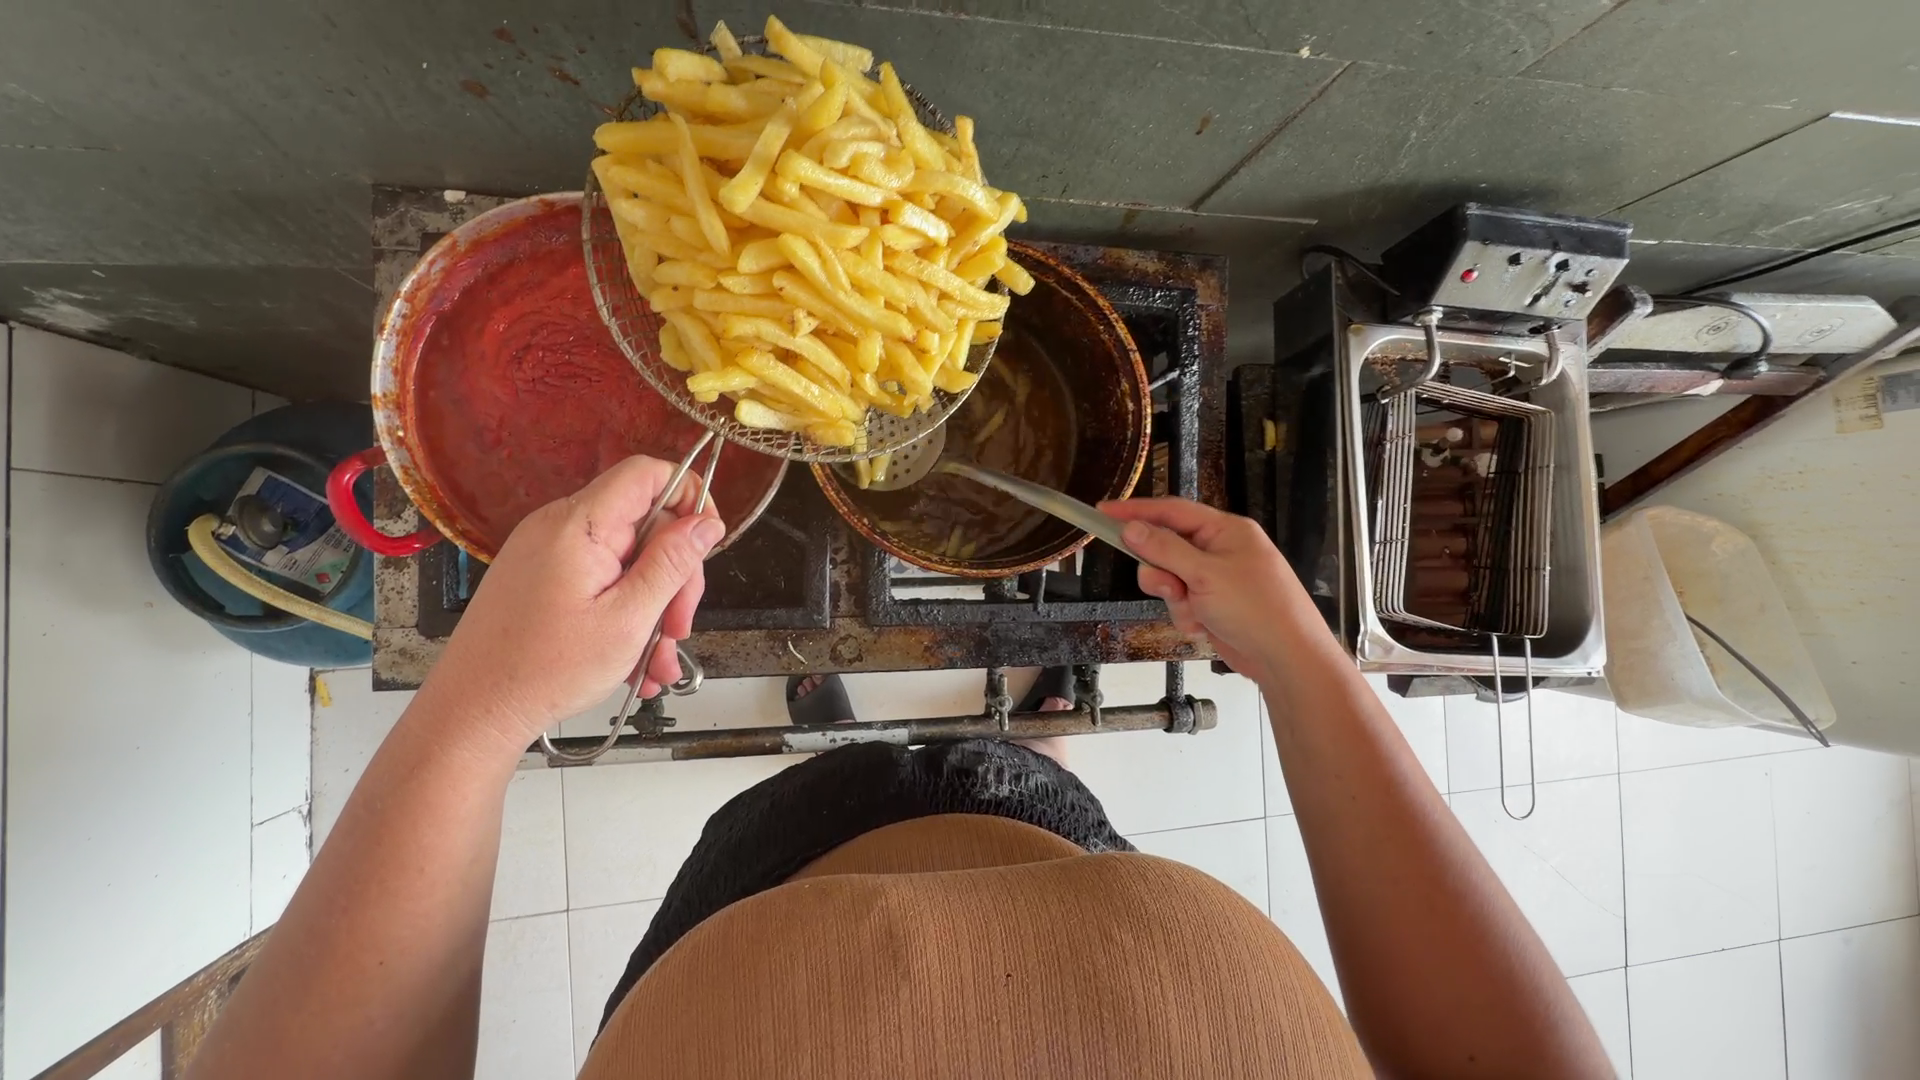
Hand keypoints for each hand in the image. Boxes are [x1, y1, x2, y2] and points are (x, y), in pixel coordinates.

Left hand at [418, 455, 724, 747]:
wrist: (473, 714)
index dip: (689, 496)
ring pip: (629, 562)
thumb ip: (672, 563)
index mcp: (579, 525)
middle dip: (674, 577)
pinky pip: (604, 582)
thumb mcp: (629, 618)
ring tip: (657, 663)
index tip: (707, 543)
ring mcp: (550, 553)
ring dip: (654, 609)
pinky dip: (627, 616)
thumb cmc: (547, 671)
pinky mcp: (544, 577)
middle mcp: (561, 527)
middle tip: (679, 629)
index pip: (647, 473)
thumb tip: (707, 522)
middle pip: (645, 525)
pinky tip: (636, 662)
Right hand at [1100, 498, 1327, 683]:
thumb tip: (1130, 527)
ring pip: (1169, 578)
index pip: (1172, 512)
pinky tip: (1203, 626)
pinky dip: (1186, 614)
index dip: (1136, 511)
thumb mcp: (1204, 574)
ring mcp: (1216, 579)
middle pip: (1167, 548)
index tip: (1102, 511)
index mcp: (1225, 530)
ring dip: (1174, 597)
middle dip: (1161, 570)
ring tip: (1194, 612)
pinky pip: (1181, 602)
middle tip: (1167, 586)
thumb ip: (1164, 549)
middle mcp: (1220, 550)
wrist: (1286, 658)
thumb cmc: (1254, 607)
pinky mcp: (1213, 605)